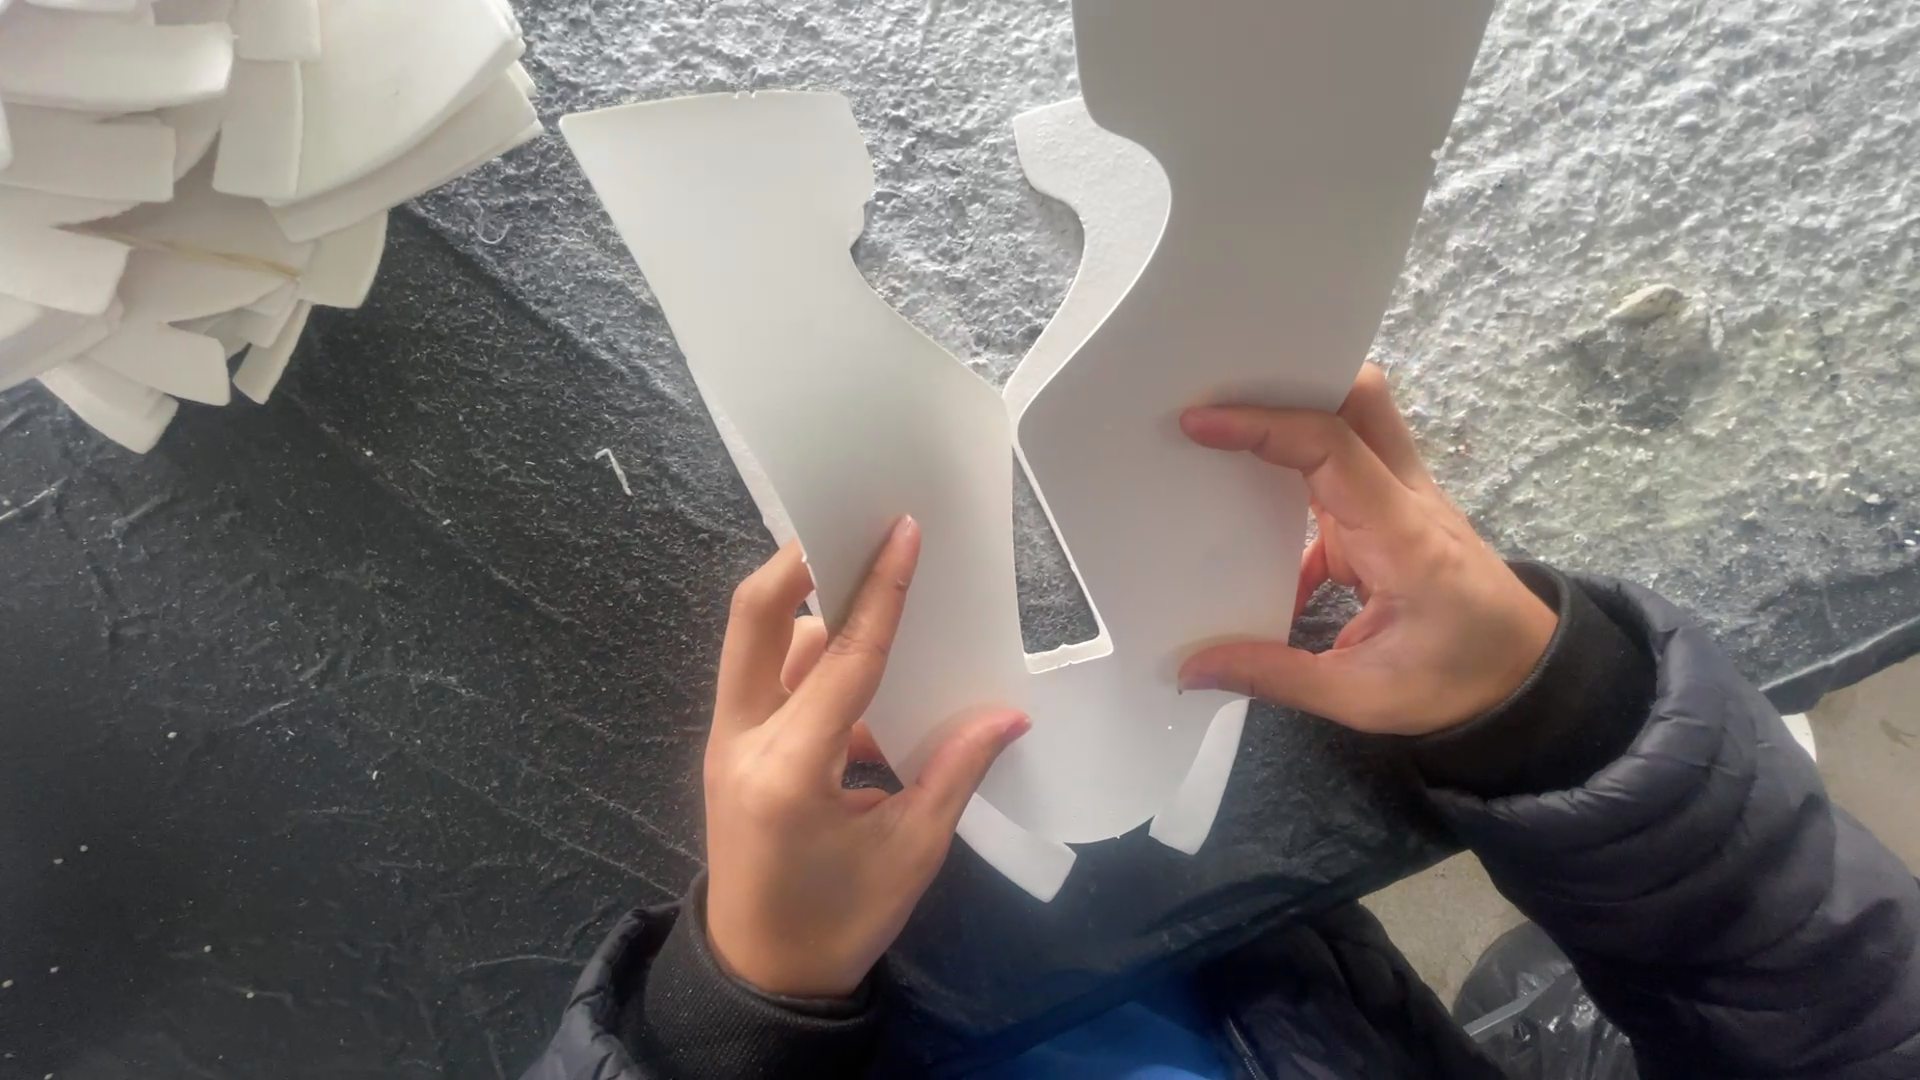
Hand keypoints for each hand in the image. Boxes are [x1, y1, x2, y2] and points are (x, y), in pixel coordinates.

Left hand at [703, 518, 1029, 997]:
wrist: (759, 978)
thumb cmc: (837, 923)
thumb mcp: (911, 854)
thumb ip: (955, 772)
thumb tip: (1010, 714)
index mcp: (789, 772)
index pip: (846, 658)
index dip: (882, 592)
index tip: (903, 532)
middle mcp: (742, 739)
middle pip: (755, 618)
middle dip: (797, 560)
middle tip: (848, 525)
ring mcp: (726, 739)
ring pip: (759, 641)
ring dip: (809, 609)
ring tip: (865, 592)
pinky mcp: (729, 744)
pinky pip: (766, 672)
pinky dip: (808, 654)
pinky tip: (855, 669)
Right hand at [1177, 365, 1557, 735]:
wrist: (1530, 680)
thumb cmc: (1458, 683)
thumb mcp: (1361, 697)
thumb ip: (1274, 676)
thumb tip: (1193, 667)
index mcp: (1402, 538)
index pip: (1332, 448)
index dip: (1263, 425)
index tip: (1200, 421)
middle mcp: (1405, 499)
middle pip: (1360, 399)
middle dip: (1293, 382)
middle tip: (1226, 391)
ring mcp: (1399, 499)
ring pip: (1353, 419)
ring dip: (1294, 412)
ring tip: (1225, 426)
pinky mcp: (1387, 512)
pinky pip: (1339, 466)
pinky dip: (1293, 465)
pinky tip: (1250, 503)